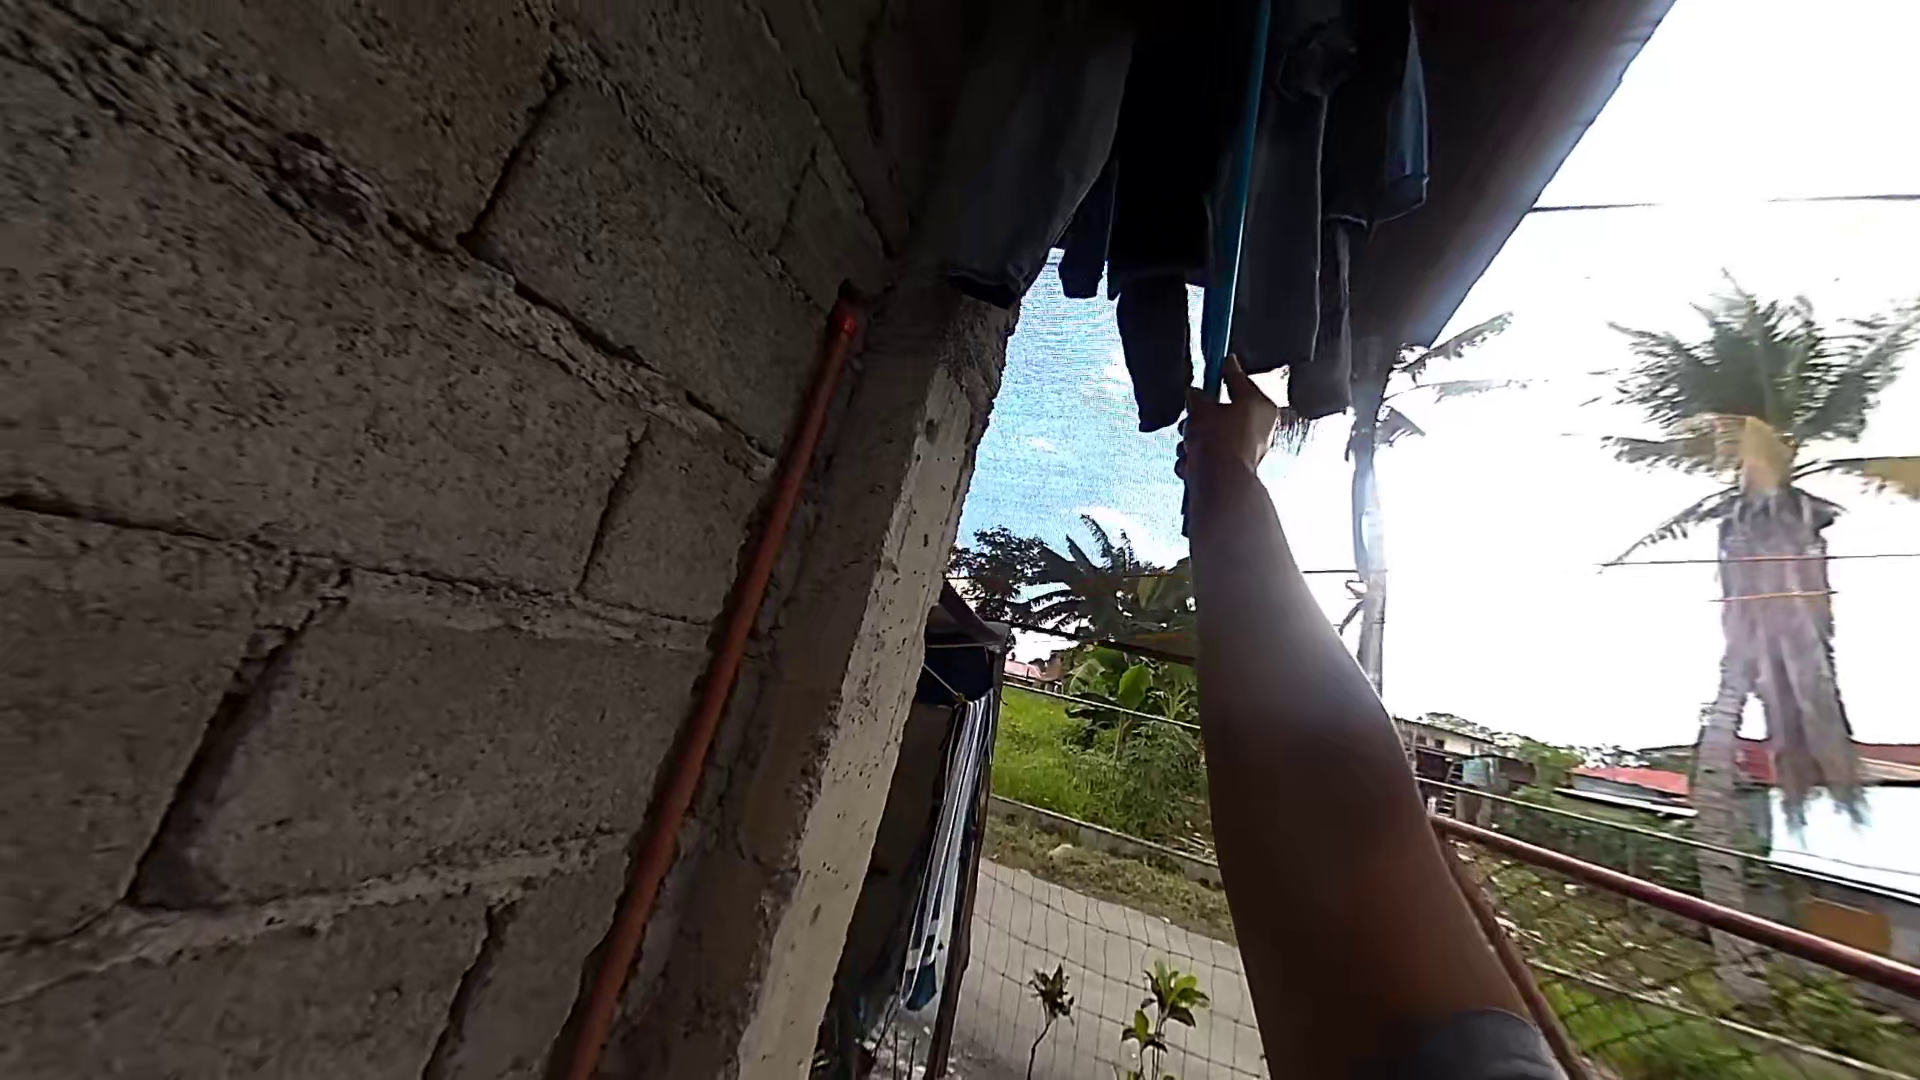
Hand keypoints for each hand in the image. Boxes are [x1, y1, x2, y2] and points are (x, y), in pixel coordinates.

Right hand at [1176, 355, 1278, 482]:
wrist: (1218, 482)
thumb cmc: (1218, 441)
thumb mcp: (1201, 409)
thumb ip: (1197, 396)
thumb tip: (1193, 392)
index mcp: (1260, 406)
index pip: (1240, 381)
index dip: (1224, 371)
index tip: (1220, 360)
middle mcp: (1258, 428)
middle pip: (1221, 412)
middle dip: (1199, 418)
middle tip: (1190, 419)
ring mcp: (1245, 450)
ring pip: (1210, 436)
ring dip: (1193, 441)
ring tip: (1189, 446)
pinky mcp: (1231, 469)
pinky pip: (1207, 457)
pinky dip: (1195, 459)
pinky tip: (1191, 462)